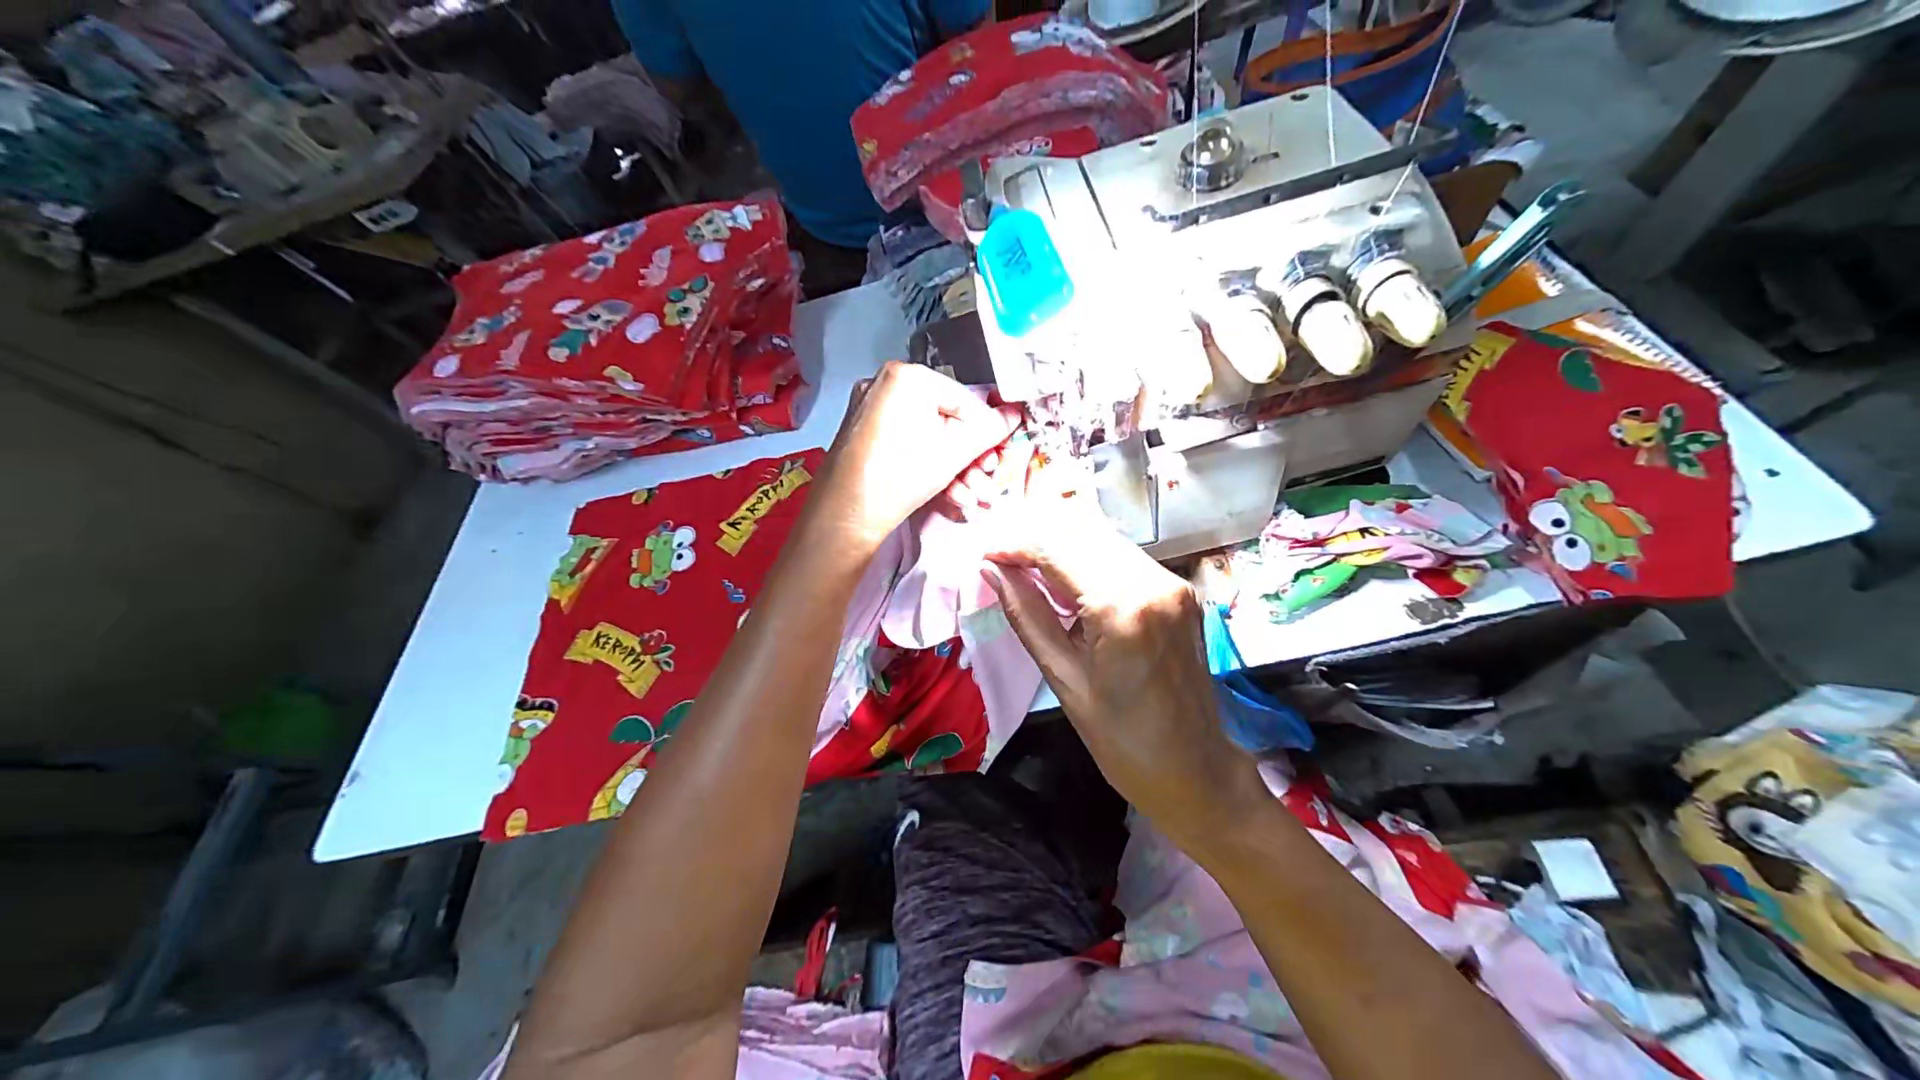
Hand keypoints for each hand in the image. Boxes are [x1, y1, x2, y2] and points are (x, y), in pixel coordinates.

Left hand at [813, 362, 1020, 552]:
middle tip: (986, 478)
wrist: (843, 517)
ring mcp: (870, 410)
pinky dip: (928, 466)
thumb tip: (1014, 414)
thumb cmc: (900, 477)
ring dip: (955, 468)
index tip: (999, 454)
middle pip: (945, 419)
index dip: (986, 430)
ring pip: (927, 436)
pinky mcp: (863, 436)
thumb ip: (989, 431)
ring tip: (972, 496)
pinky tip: (950, 495)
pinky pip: (907, 444)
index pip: (964, 399)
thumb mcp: (954, 454)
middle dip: (970, 456)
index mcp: (905, 376)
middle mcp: (883, 385)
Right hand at [982, 497, 1270, 852]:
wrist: (1196, 770)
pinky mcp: (1179, 590)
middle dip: (1035, 536)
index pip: (1058, 547)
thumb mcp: (1063, 679)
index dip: (1015, 543)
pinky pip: (1123, 557)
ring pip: (1104, 538)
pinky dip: (1087, 558)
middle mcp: (1154, 581)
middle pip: (1083, 531)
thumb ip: (1026, 615)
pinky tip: (1063, 580)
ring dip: (1060, 544)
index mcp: (1123, 608)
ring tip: (1023, 567)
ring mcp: (1172, 583)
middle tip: (998, 556)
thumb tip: (991, 570)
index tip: (983, 552)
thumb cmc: (1122, 741)